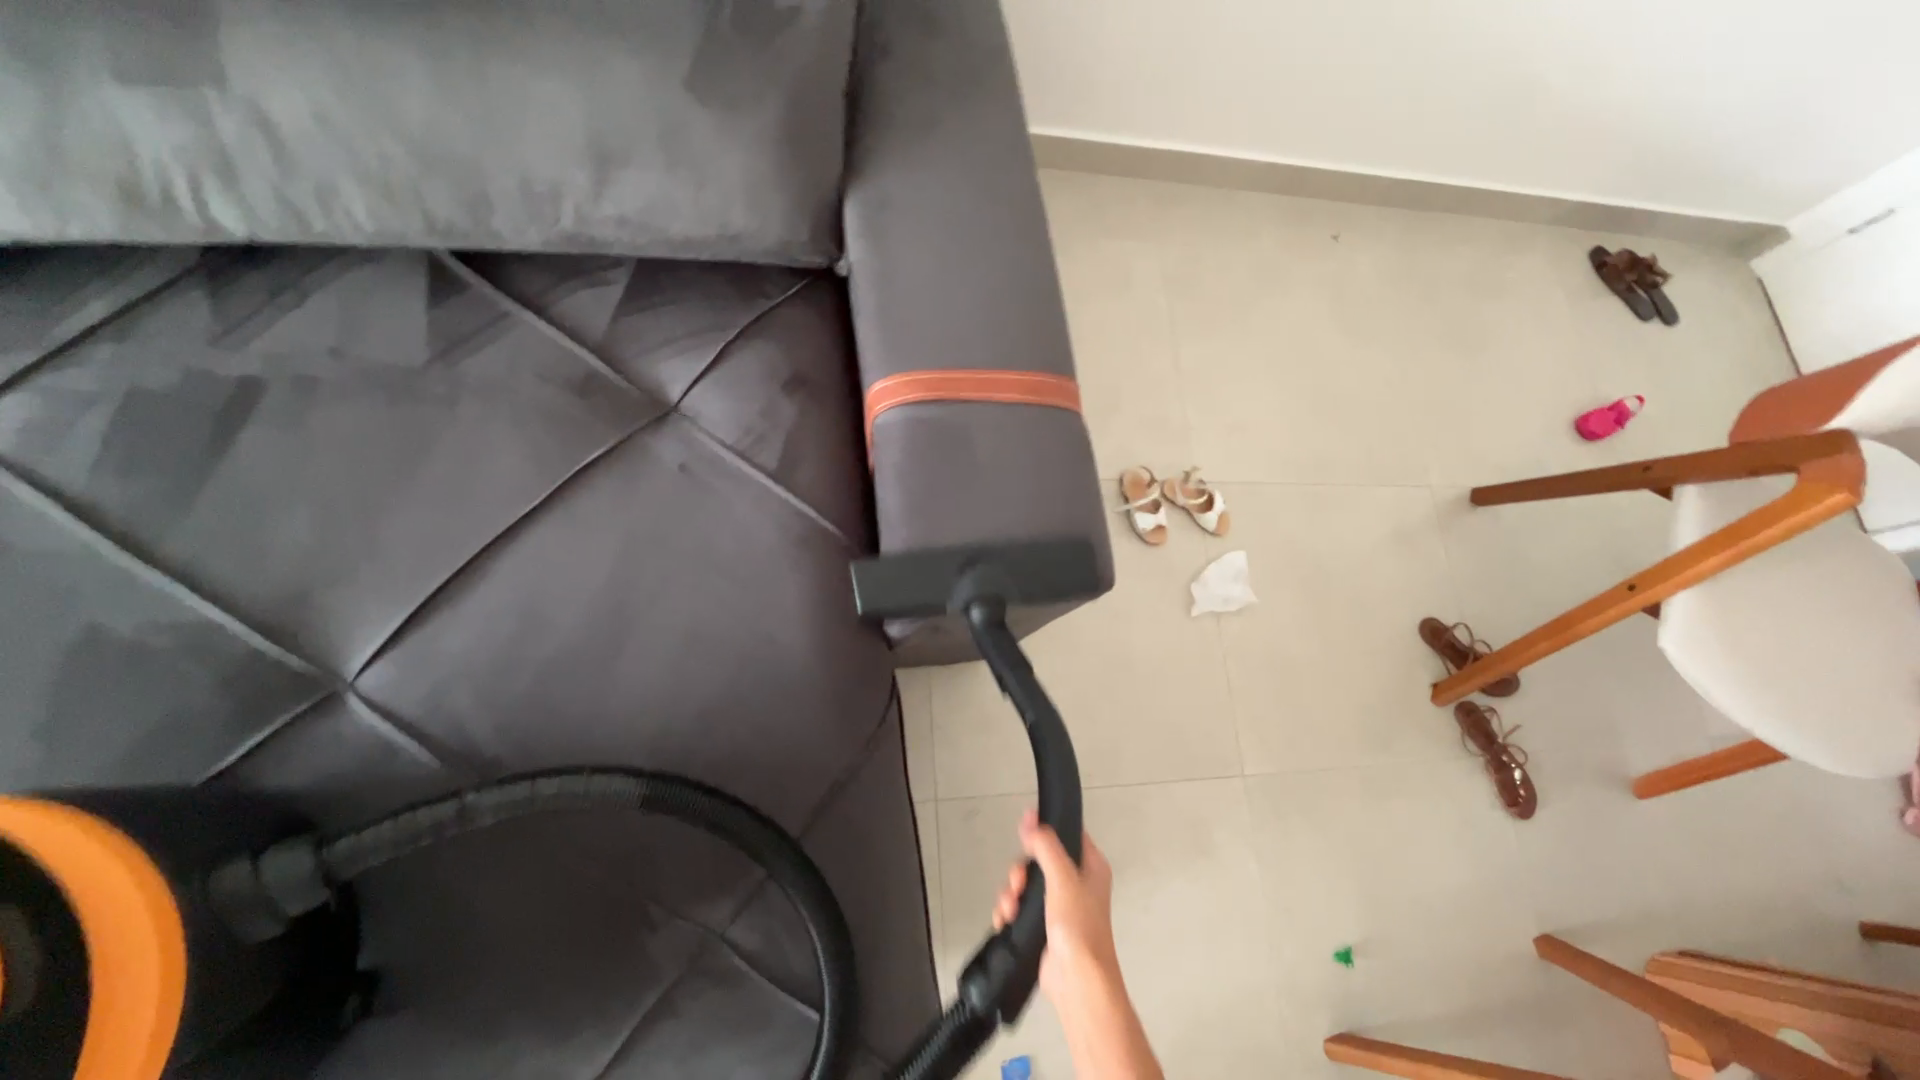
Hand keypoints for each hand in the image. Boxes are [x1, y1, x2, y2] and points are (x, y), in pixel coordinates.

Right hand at [991, 809, 1118, 1000]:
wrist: (1076, 979)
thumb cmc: (1078, 924)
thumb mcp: (1063, 877)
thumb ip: (1046, 846)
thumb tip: (1031, 819)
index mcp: (1090, 866)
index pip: (1068, 835)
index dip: (1045, 830)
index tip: (1024, 830)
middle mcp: (1076, 883)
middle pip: (1039, 860)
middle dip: (1021, 872)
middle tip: (1018, 883)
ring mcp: (1059, 906)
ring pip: (1026, 884)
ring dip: (1012, 893)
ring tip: (1010, 909)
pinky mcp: (1043, 926)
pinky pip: (1020, 907)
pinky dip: (1010, 911)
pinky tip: (1006, 919)